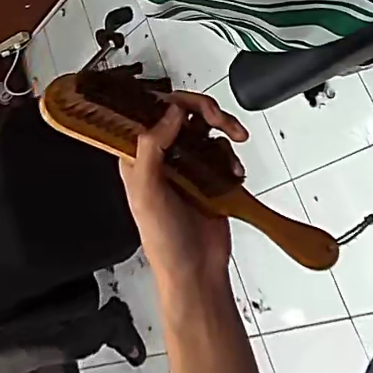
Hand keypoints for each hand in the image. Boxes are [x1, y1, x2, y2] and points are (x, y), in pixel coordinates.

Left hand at [118, 91, 247, 296]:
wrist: (197, 272)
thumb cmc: (164, 243)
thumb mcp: (146, 193)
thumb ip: (150, 148)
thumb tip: (167, 113)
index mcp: (138, 156)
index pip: (148, 112)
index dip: (166, 100)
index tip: (184, 102)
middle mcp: (162, 154)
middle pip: (181, 111)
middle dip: (202, 108)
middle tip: (216, 117)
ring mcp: (187, 162)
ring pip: (204, 125)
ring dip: (223, 125)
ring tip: (234, 135)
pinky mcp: (209, 173)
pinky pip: (222, 148)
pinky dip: (232, 152)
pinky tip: (233, 169)